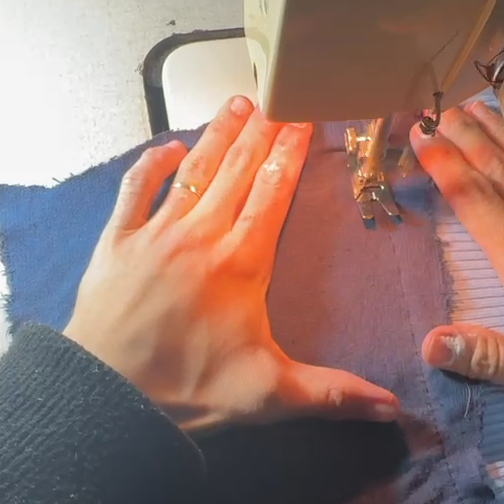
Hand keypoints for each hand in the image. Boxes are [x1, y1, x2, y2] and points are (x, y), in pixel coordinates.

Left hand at [65, 96, 398, 432]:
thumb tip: (392, 407)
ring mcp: (154, 235)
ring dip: (216, 135)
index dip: (289, 154)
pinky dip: (152, 165)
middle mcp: (200, 236)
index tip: (303, 119)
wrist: (110, 398)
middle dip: (260, 132)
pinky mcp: (116, 243)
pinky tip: (168, 149)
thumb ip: (332, 394)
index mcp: (241, 264)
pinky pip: (135, 190)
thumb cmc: (189, 392)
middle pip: (236, 170)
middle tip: (276, 97)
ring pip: (193, 171)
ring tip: (237, 104)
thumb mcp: (270, 397)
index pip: (272, 194)